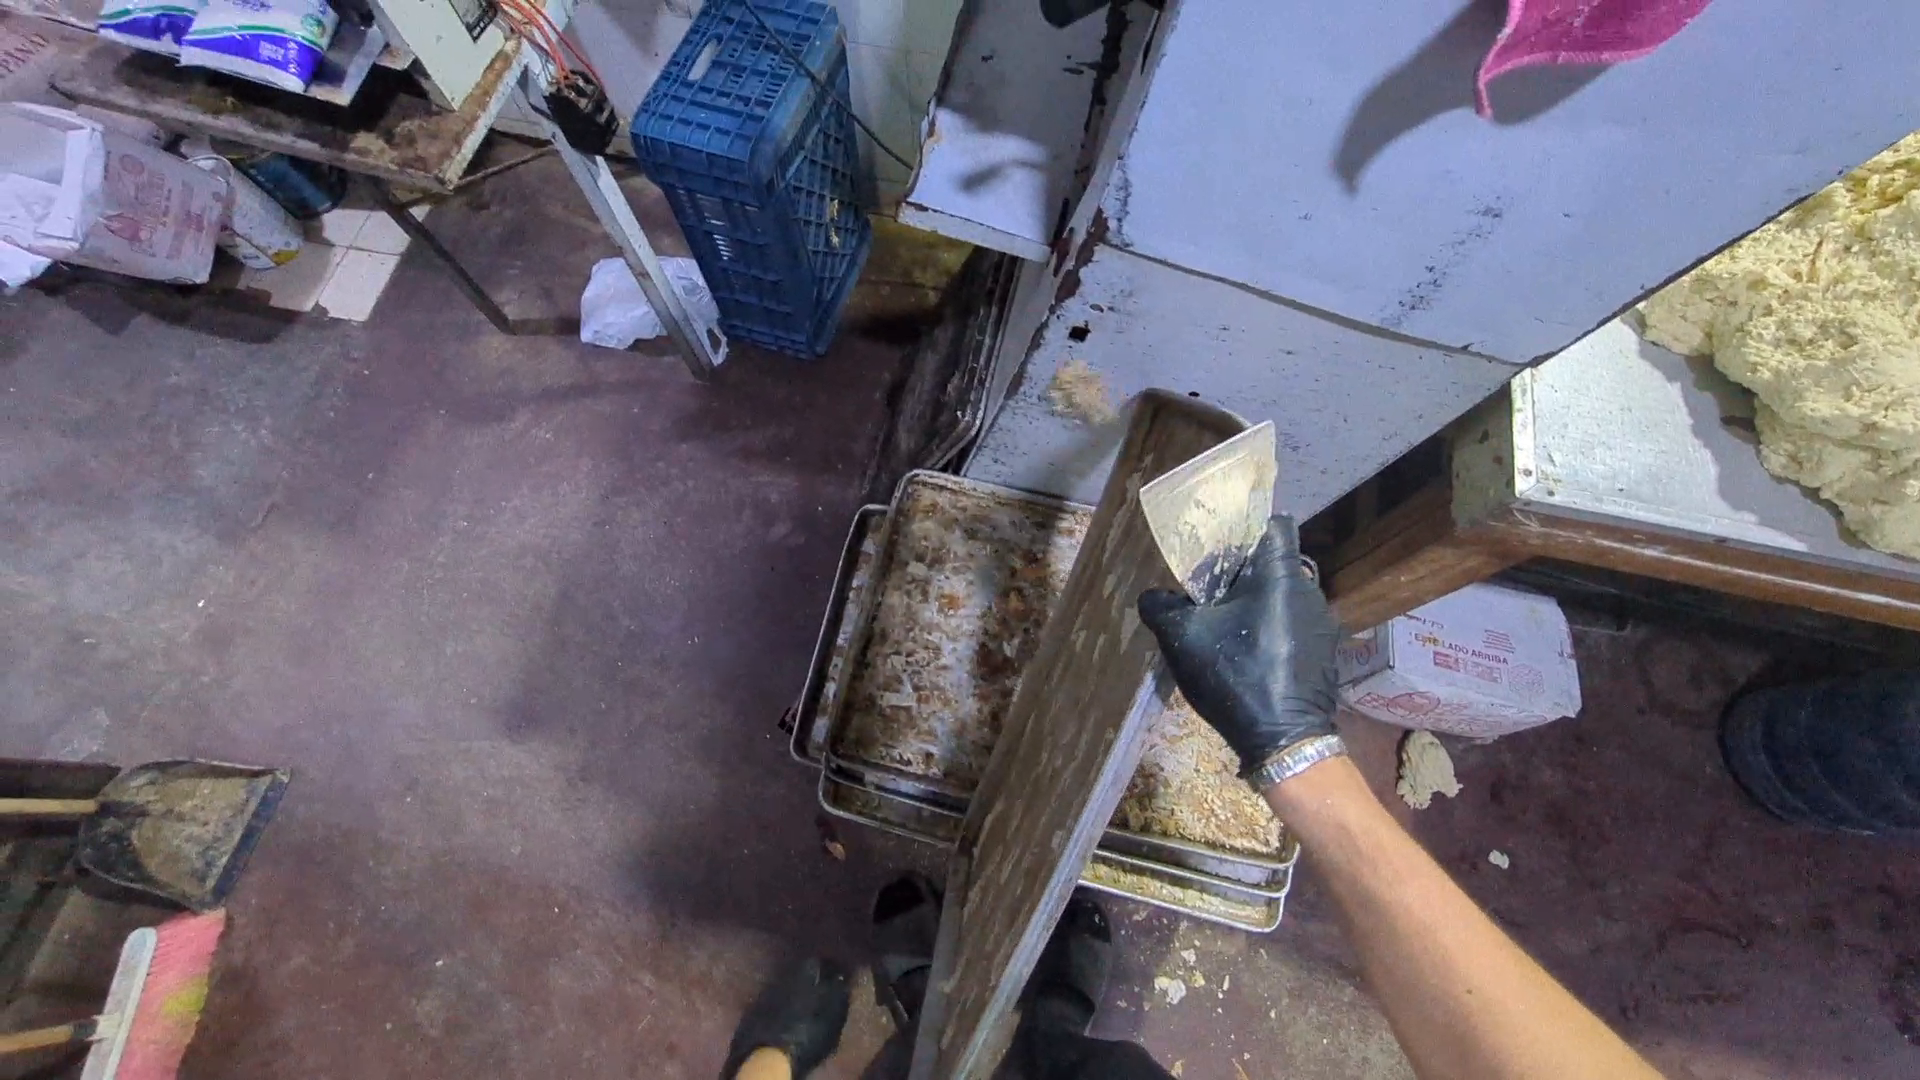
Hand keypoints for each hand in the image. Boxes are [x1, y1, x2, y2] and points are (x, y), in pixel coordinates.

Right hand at [1136, 515, 1340, 775]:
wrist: (1284, 739)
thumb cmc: (1235, 675)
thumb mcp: (1182, 637)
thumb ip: (1160, 606)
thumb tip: (1154, 595)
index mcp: (1279, 575)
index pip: (1275, 523)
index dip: (1248, 525)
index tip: (1220, 543)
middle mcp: (1309, 591)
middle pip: (1274, 563)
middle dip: (1243, 571)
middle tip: (1210, 588)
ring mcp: (1323, 624)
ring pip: (1284, 595)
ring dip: (1257, 603)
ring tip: (1225, 624)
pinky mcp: (1325, 653)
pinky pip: (1294, 624)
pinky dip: (1272, 628)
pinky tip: (1248, 653)